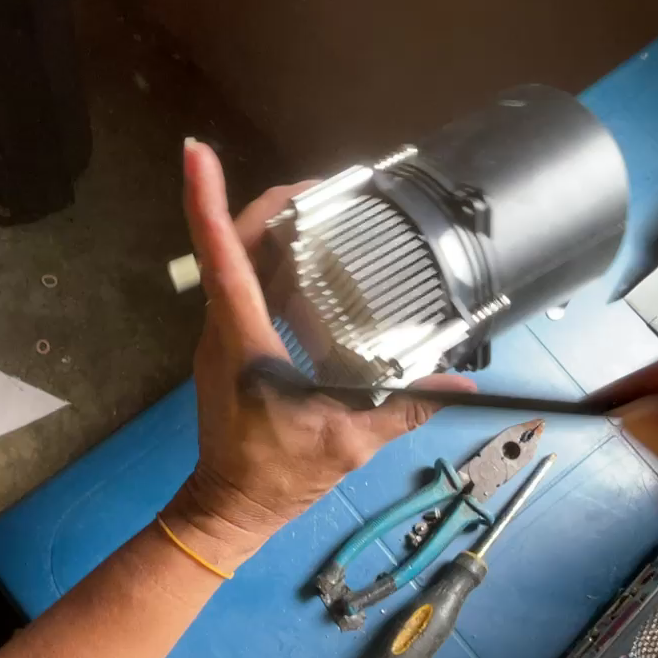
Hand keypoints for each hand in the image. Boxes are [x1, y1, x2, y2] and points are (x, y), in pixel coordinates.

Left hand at [164, 140, 474, 568]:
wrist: (230, 506)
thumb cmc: (275, 476)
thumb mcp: (346, 444)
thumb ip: (402, 411)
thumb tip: (460, 390)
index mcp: (244, 343)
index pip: (222, 258)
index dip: (206, 200)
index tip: (197, 151)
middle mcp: (223, 329)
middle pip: (234, 244)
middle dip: (274, 205)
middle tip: (332, 189)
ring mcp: (220, 337)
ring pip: (236, 263)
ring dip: (274, 230)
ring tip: (331, 216)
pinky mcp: (227, 347)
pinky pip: (244, 288)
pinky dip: (274, 264)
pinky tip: (316, 267)